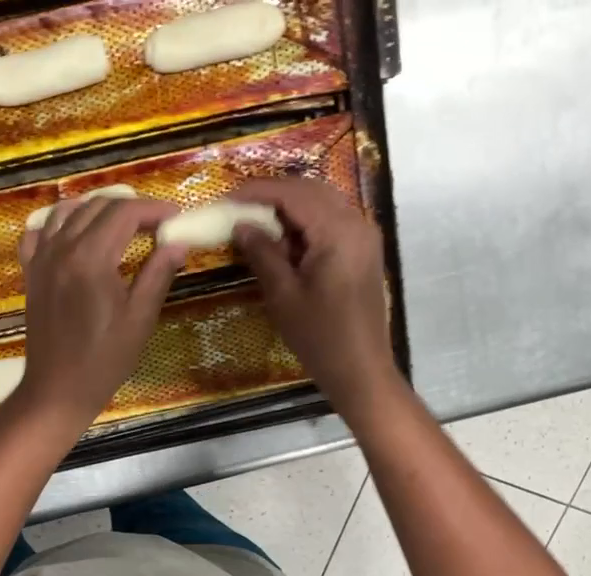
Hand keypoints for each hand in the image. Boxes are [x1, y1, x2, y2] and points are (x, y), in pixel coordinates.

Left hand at [15, 198, 185, 424]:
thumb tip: (178, 243)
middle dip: (131, 208)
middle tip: (156, 225)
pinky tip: (76, 234)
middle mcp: (62, 248)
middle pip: (98, 206)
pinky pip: (40, 231)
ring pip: (69, 212)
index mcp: (92, 258)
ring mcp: (41, 258)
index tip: (175, 217)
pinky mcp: (31, 272)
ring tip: (122, 225)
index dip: (154, 209)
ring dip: (98, 210)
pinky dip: (60, 223)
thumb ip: (158, 274)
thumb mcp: (140, 319)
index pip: (125, 212)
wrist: (59, 389)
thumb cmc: (105, 360)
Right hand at [231, 178, 397, 411]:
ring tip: (256, 225)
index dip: (257, 192)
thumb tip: (241, 225)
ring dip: (289, 210)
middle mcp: (356, 222)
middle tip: (237, 209)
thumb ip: (262, 253)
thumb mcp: (283, 296)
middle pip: (310, 191)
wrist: (361, 370)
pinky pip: (332, 223)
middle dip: (272, 196)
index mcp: (337, 230)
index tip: (226, 198)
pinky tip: (283, 243)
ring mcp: (364, 236)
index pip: (293, 193)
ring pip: (322, 204)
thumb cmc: (319, 337)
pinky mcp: (364, 251)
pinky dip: (305, 225)